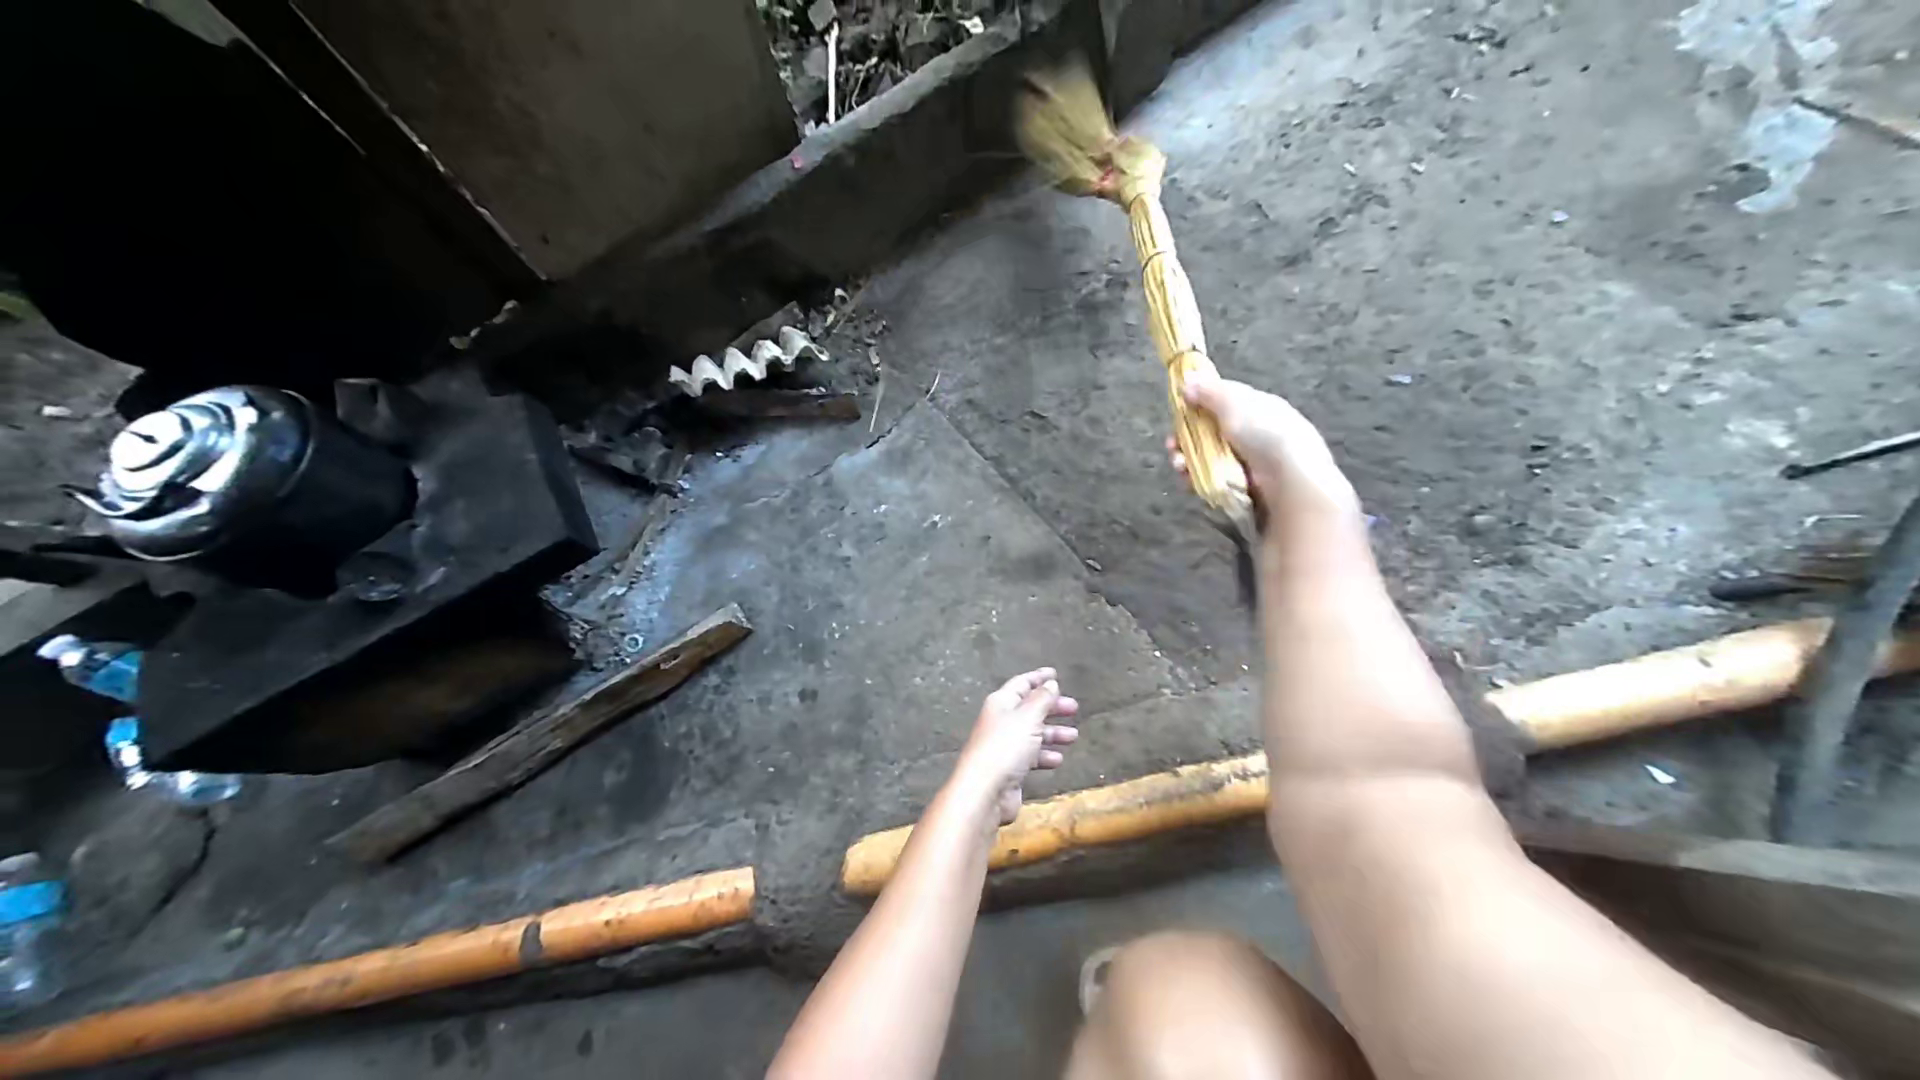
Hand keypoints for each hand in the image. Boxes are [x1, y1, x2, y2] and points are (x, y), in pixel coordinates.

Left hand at [954, 668, 1080, 823]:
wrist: (985, 791)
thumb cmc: (1006, 747)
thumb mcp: (1028, 717)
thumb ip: (1042, 699)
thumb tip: (1051, 684)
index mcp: (1001, 702)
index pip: (1022, 684)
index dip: (1038, 678)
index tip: (1055, 674)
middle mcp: (1001, 721)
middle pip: (1029, 708)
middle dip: (1052, 707)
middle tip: (1074, 708)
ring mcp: (1004, 745)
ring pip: (1033, 733)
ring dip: (1053, 733)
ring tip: (1073, 736)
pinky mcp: (1009, 768)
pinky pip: (1031, 756)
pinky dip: (1045, 755)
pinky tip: (1057, 759)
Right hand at [1167, 374, 1359, 521]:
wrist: (1291, 483)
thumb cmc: (1266, 435)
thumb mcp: (1234, 404)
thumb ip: (1209, 392)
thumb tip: (1187, 380)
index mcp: (1260, 408)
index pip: (1225, 400)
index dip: (1200, 403)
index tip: (1179, 409)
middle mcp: (1256, 434)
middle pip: (1212, 431)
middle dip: (1187, 437)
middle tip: (1172, 445)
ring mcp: (1250, 462)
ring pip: (1209, 458)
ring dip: (1187, 459)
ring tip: (1178, 466)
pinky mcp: (1244, 488)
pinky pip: (1213, 480)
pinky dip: (1197, 479)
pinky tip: (1188, 481)